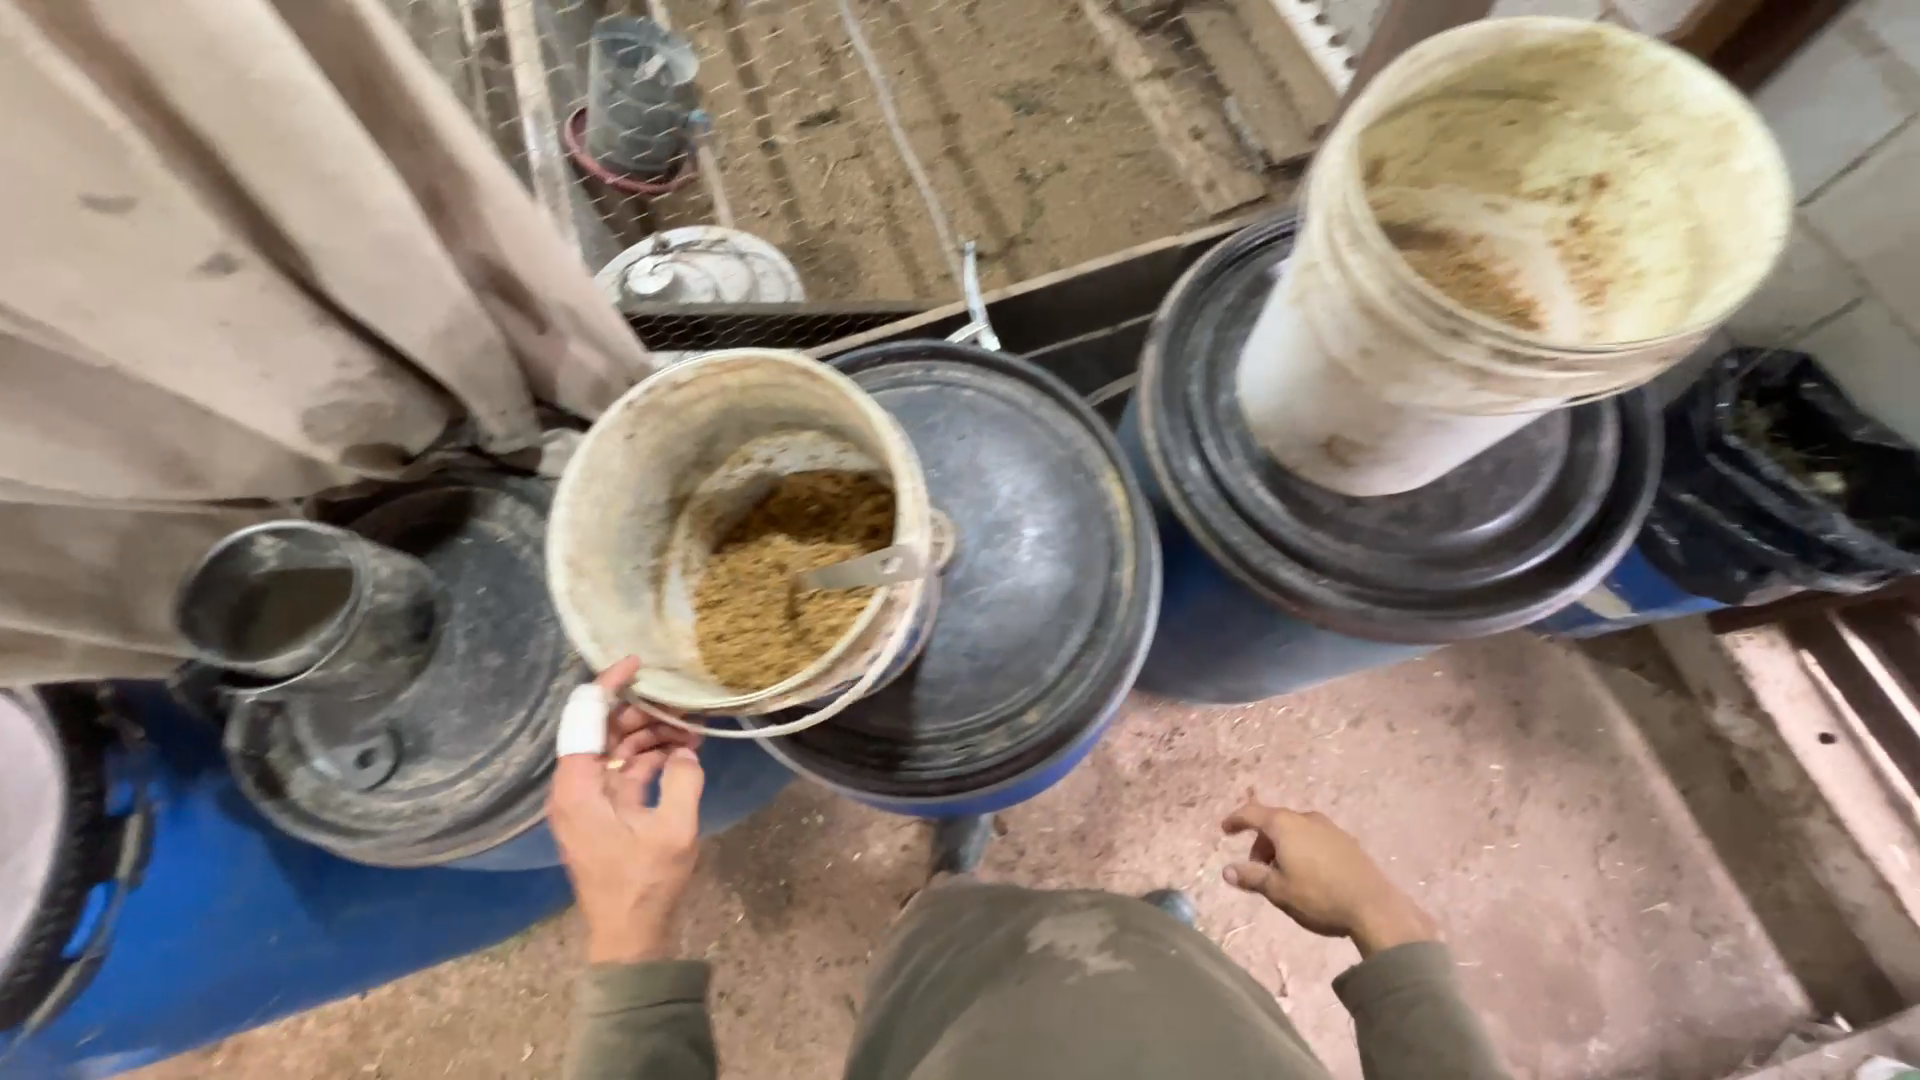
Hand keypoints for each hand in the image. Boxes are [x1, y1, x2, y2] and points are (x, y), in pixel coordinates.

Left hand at [548, 657, 705, 965]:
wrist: (630, 935)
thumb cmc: (645, 883)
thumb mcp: (674, 829)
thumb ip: (682, 779)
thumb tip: (684, 750)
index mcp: (578, 790)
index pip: (585, 720)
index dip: (608, 686)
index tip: (637, 662)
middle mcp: (576, 789)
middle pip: (604, 731)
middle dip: (642, 711)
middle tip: (681, 702)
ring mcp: (592, 800)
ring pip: (619, 748)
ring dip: (654, 735)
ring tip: (692, 728)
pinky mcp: (608, 810)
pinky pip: (628, 769)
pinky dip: (654, 757)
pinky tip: (686, 750)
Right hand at [1221, 797, 1437, 957]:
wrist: (1375, 908)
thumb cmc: (1318, 896)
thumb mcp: (1278, 890)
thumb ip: (1251, 877)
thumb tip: (1227, 871)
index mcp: (1284, 825)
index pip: (1251, 814)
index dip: (1235, 820)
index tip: (1225, 829)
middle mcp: (1306, 818)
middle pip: (1274, 822)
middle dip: (1262, 842)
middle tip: (1258, 867)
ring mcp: (1330, 828)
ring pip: (1296, 830)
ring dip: (1283, 846)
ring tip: (1284, 873)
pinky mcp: (1348, 842)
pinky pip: (1315, 838)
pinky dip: (1303, 848)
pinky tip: (1310, 872)